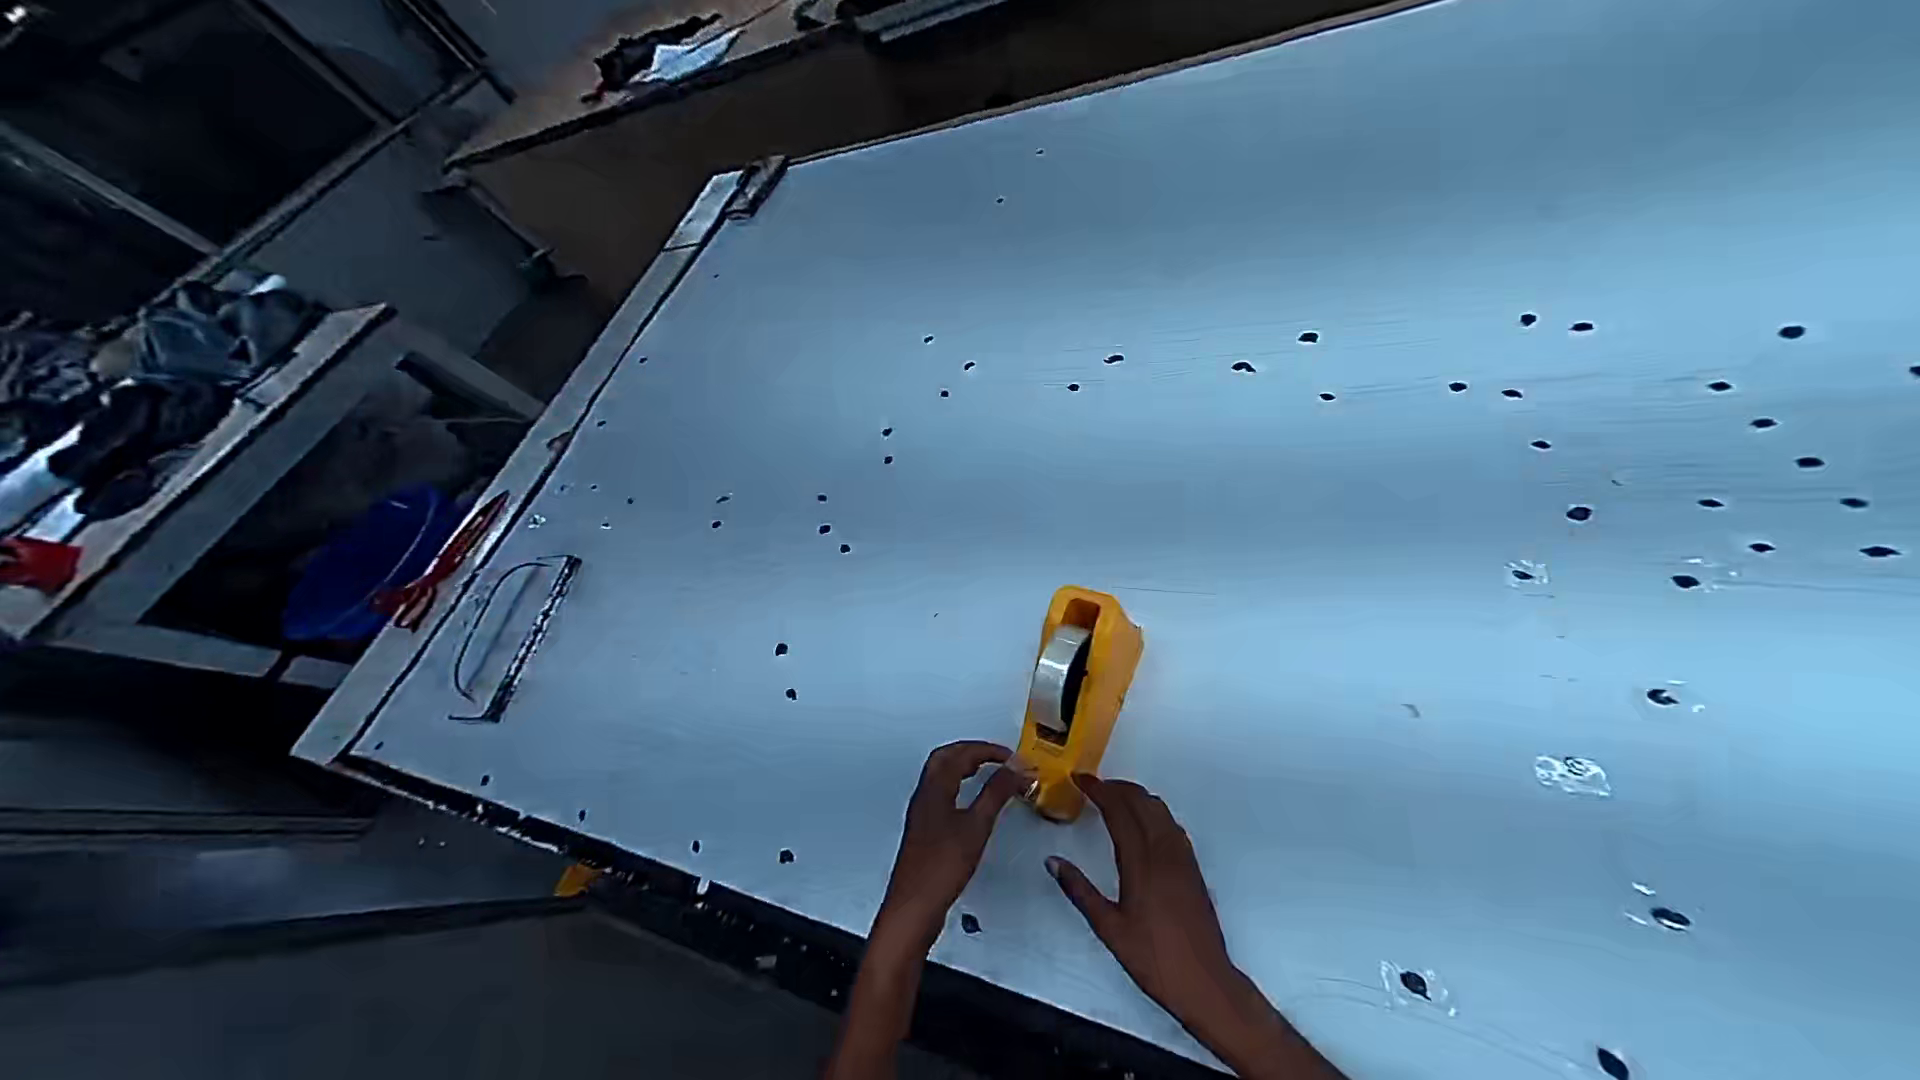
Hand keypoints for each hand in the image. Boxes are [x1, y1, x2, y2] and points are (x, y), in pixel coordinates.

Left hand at [877, 740, 1025, 932]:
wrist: (914, 907)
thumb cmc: (940, 868)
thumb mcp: (977, 826)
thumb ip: (996, 793)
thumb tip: (1014, 767)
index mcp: (934, 788)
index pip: (960, 753)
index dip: (987, 749)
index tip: (1010, 756)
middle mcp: (924, 796)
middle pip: (946, 758)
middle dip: (973, 751)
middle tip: (998, 757)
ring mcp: (922, 813)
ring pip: (941, 775)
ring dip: (965, 766)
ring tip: (989, 772)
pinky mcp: (925, 830)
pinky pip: (942, 792)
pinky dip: (960, 784)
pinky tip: (972, 801)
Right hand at [1048, 775, 1344, 1079]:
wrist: (1206, 982)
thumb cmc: (1153, 959)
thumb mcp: (1109, 929)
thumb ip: (1080, 891)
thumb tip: (1053, 861)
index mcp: (1141, 863)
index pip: (1118, 810)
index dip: (1099, 790)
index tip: (1080, 779)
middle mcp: (1164, 852)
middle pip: (1141, 802)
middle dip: (1116, 787)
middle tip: (1093, 785)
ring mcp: (1183, 857)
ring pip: (1159, 809)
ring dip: (1136, 795)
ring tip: (1114, 796)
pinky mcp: (1193, 867)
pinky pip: (1171, 824)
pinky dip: (1153, 810)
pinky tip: (1143, 821)